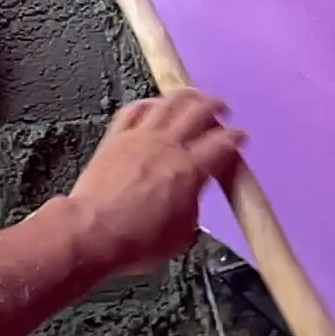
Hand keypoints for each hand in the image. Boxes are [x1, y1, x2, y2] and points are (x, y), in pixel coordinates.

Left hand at [66, 89, 246, 275]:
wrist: (93, 229)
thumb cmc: (139, 240)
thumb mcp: (182, 232)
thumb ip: (192, 203)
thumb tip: (191, 191)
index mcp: (189, 170)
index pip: (221, 144)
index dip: (235, 137)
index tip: (241, 136)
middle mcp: (167, 145)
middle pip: (196, 111)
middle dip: (214, 106)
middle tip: (221, 108)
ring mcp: (140, 136)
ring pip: (166, 103)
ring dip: (184, 96)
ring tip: (192, 95)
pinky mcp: (116, 137)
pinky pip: (134, 110)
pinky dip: (148, 103)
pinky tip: (153, 104)